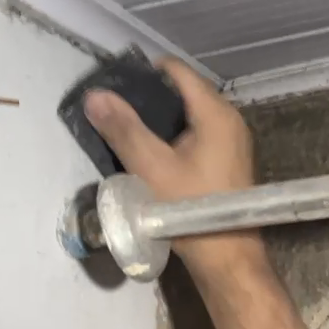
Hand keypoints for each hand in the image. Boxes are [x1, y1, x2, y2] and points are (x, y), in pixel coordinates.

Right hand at [84, 58, 264, 278]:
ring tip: (129, 133)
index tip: (115, 87)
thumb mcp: (150, 167)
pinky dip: (175, 139)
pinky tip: (153, 156)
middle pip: (184, 93)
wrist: (227, 257)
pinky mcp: (229, 163)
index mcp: (215, 113)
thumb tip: (95, 95)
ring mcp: (233, 143)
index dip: (144, 73)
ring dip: (161, 122)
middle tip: (116, 112)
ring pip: (190, 117)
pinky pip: (198, 137)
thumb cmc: (190, 209)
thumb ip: (123, 129)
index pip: (177, 71)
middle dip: (150, 99)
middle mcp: (230, 121)